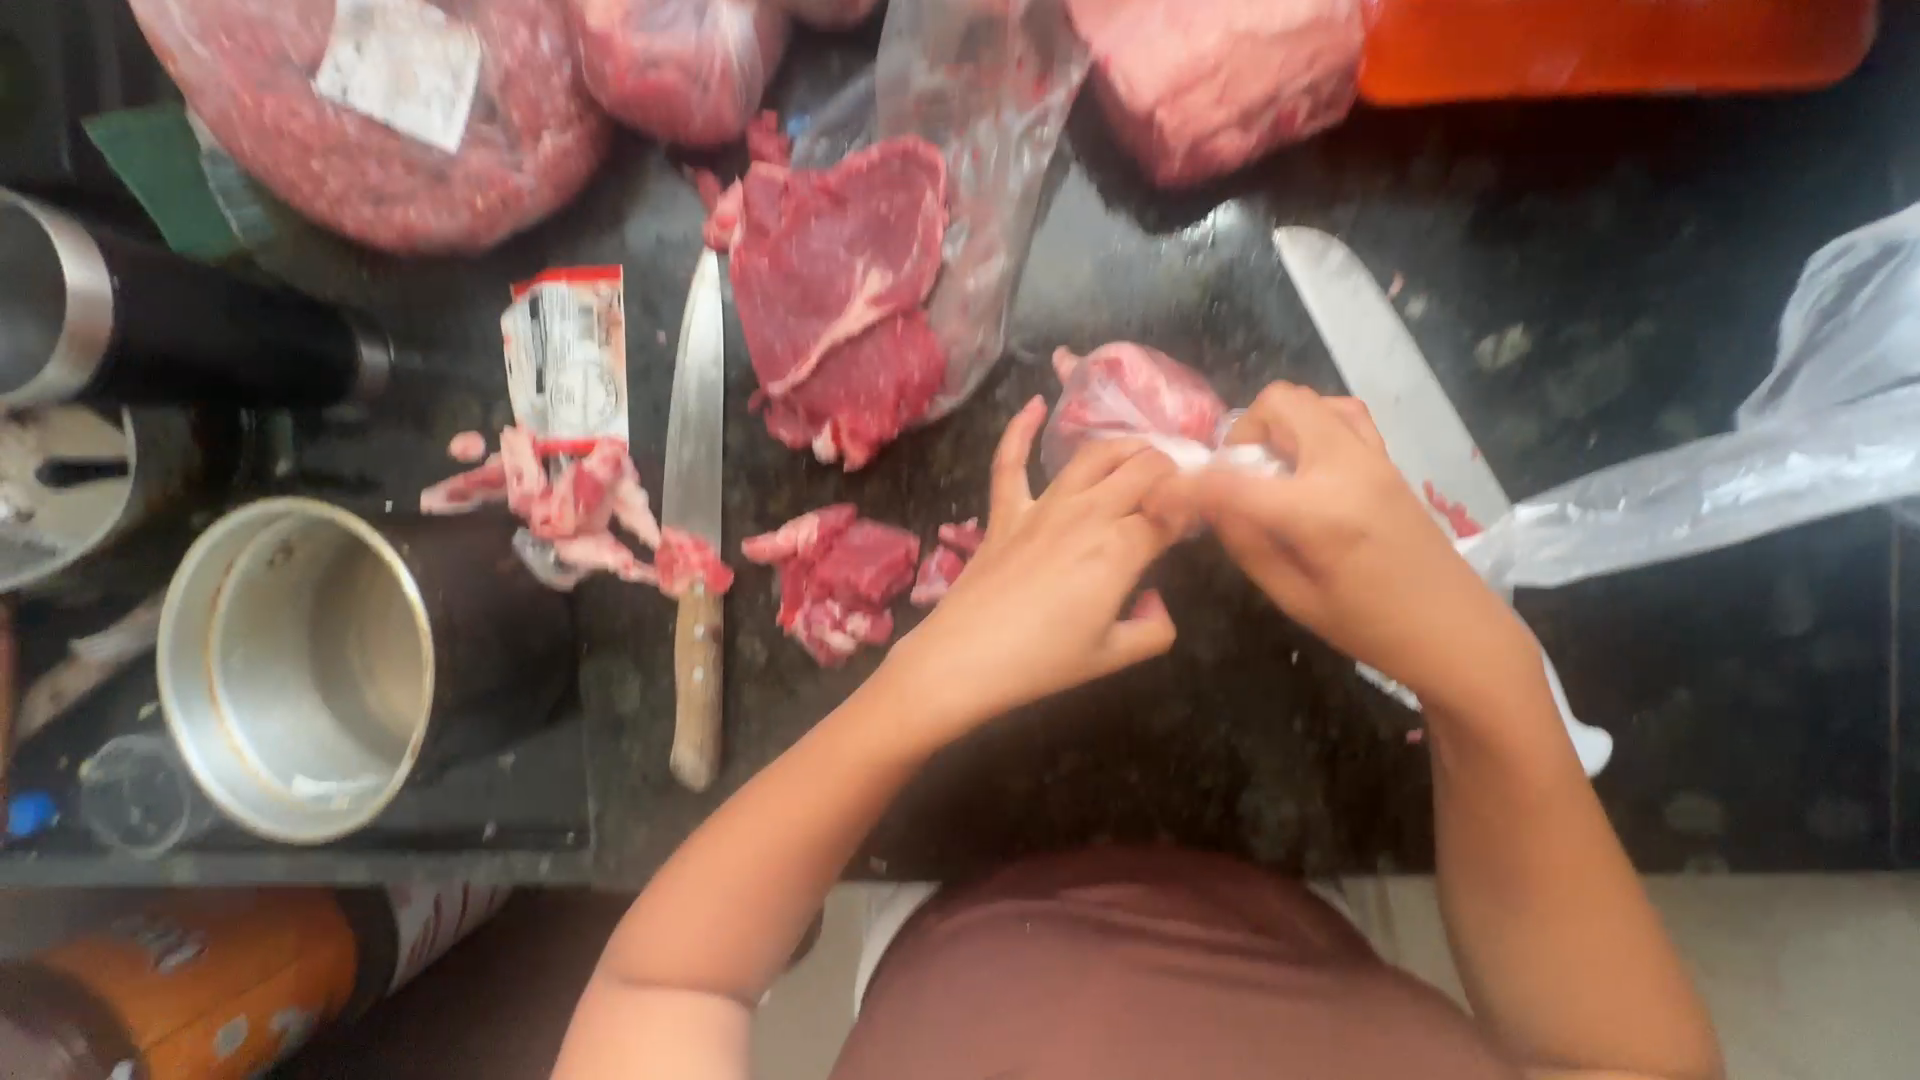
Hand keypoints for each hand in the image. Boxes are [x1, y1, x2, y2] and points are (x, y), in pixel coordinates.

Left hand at [880, 397, 1181, 740]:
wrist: (965, 659)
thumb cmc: (1043, 661)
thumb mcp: (1114, 656)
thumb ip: (1155, 629)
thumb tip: (1156, 602)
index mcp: (1122, 548)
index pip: (1171, 511)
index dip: (1190, 511)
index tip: (1196, 522)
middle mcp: (1088, 513)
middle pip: (1143, 469)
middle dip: (1170, 469)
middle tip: (1178, 485)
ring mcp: (1042, 507)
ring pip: (1093, 456)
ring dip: (1125, 446)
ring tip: (1143, 452)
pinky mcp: (1005, 512)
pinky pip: (1010, 462)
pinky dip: (1020, 430)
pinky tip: (1036, 405)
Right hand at [1145, 382, 1539, 715]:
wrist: (1456, 630)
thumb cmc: (1369, 627)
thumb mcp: (1291, 597)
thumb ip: (1245, 543)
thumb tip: (1211, 506)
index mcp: (1318, 511)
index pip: (1230, 481)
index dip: (1182, 488)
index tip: (1156, 499)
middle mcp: (1346, 467)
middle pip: (1277, 405)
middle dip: (1239, 436)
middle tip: (1233, 479)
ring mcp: (1373, 457)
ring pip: (1309, 400)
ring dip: (1275, 426)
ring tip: (1269, 470)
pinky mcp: (1386, 460)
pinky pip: (1341, 414)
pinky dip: (1310, 424)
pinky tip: (1303, 465)